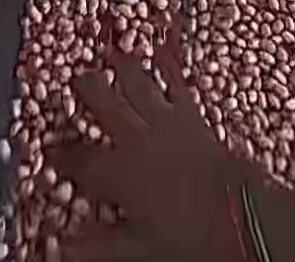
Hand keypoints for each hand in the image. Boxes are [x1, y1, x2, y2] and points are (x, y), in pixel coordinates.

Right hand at [51, 34, 250, 261]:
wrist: (245, 215)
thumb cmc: (193, 237)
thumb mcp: (142, 248)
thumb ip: (103, 242)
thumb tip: (65, 244)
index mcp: (123, 171)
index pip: (84, 161)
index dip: (63, 154)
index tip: (48, 146)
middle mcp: (141, 138)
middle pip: (108, 107)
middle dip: (90, 90)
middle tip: (77, 74)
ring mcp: (169, 123)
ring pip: (140, 87)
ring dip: (125, 70)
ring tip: (114, 53)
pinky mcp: (194, 118)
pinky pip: (177, 88)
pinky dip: (168, 73)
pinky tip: (165, 61)